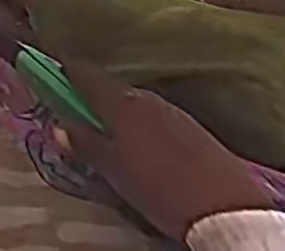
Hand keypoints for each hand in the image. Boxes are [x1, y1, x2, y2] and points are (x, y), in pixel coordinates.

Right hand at [58, 62, 271, 240]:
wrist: (234, 214)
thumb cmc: (160, 189)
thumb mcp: (113, 171)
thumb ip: (83, 144)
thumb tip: (57, 126)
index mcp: (118, 101)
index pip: (83, 73)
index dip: (64, 70)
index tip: (50, 71)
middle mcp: (145, 98)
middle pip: (112, 87)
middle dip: (96, 96)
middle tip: (83, 112)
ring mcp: (175, 113)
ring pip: (138, 103)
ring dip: (123, 111)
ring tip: (118, 134)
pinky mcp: (199, 132)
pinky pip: (161, 118)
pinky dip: (148, 125)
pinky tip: (151, 147)